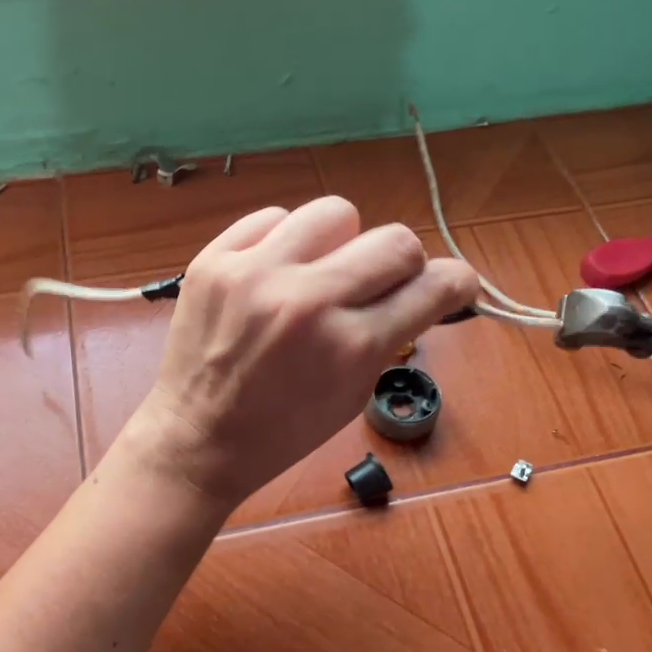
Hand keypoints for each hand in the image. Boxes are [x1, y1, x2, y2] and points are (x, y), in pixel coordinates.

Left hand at [117, 196, 479, 508]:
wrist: (196, 439)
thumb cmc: (284, 429)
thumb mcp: (354, 394)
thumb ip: (391, 335)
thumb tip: (424, 286)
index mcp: (350, 346)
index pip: (434, 285)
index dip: (455, 283)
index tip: (452, 286)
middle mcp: (307, 299)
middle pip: (395, 240)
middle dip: (401, 265)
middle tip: (380, 287)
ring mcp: (255, 273)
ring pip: (336, 212)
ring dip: (342, 243)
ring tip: (320, 274)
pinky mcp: (214, 259)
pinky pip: (274, 217)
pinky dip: (285, 241)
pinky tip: (275, 273)